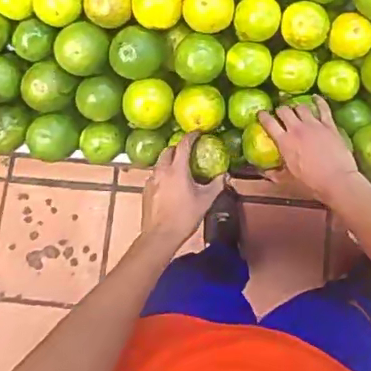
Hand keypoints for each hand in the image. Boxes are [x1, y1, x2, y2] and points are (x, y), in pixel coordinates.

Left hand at [139, 133, 223, 247]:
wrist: (160, 236)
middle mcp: (162, 171)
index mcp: (177, 169)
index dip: (191, 136)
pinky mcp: (145, 191)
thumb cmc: (184, 217)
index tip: (197, 133)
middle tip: (188, 151)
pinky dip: (162, 175)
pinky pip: (154, 176)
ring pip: (160, 164)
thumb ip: (217, 185)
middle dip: (178, 147)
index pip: (183, 145)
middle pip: (168, 151)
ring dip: (169, 161)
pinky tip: (169, 185)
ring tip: (179, 168)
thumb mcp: (206, 200)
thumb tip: (225, 175)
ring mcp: (151, 181)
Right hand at [256, 99, 362, 204]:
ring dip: (297, 107)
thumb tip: (264, 172)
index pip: (269, 123)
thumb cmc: (311, 183)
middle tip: (280, 113)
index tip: (261, 113)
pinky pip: (323, 107)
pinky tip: (315, 97)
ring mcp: (314, 124)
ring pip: (301, 107)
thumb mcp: (288, 180)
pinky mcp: (329, 124)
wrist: (337, 180)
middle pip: (285, 110)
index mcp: (285, 142)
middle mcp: (297, 129)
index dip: (263, 116)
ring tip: (296, 108)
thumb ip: (274, 174)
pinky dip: (318, 100)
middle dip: (280, 110)